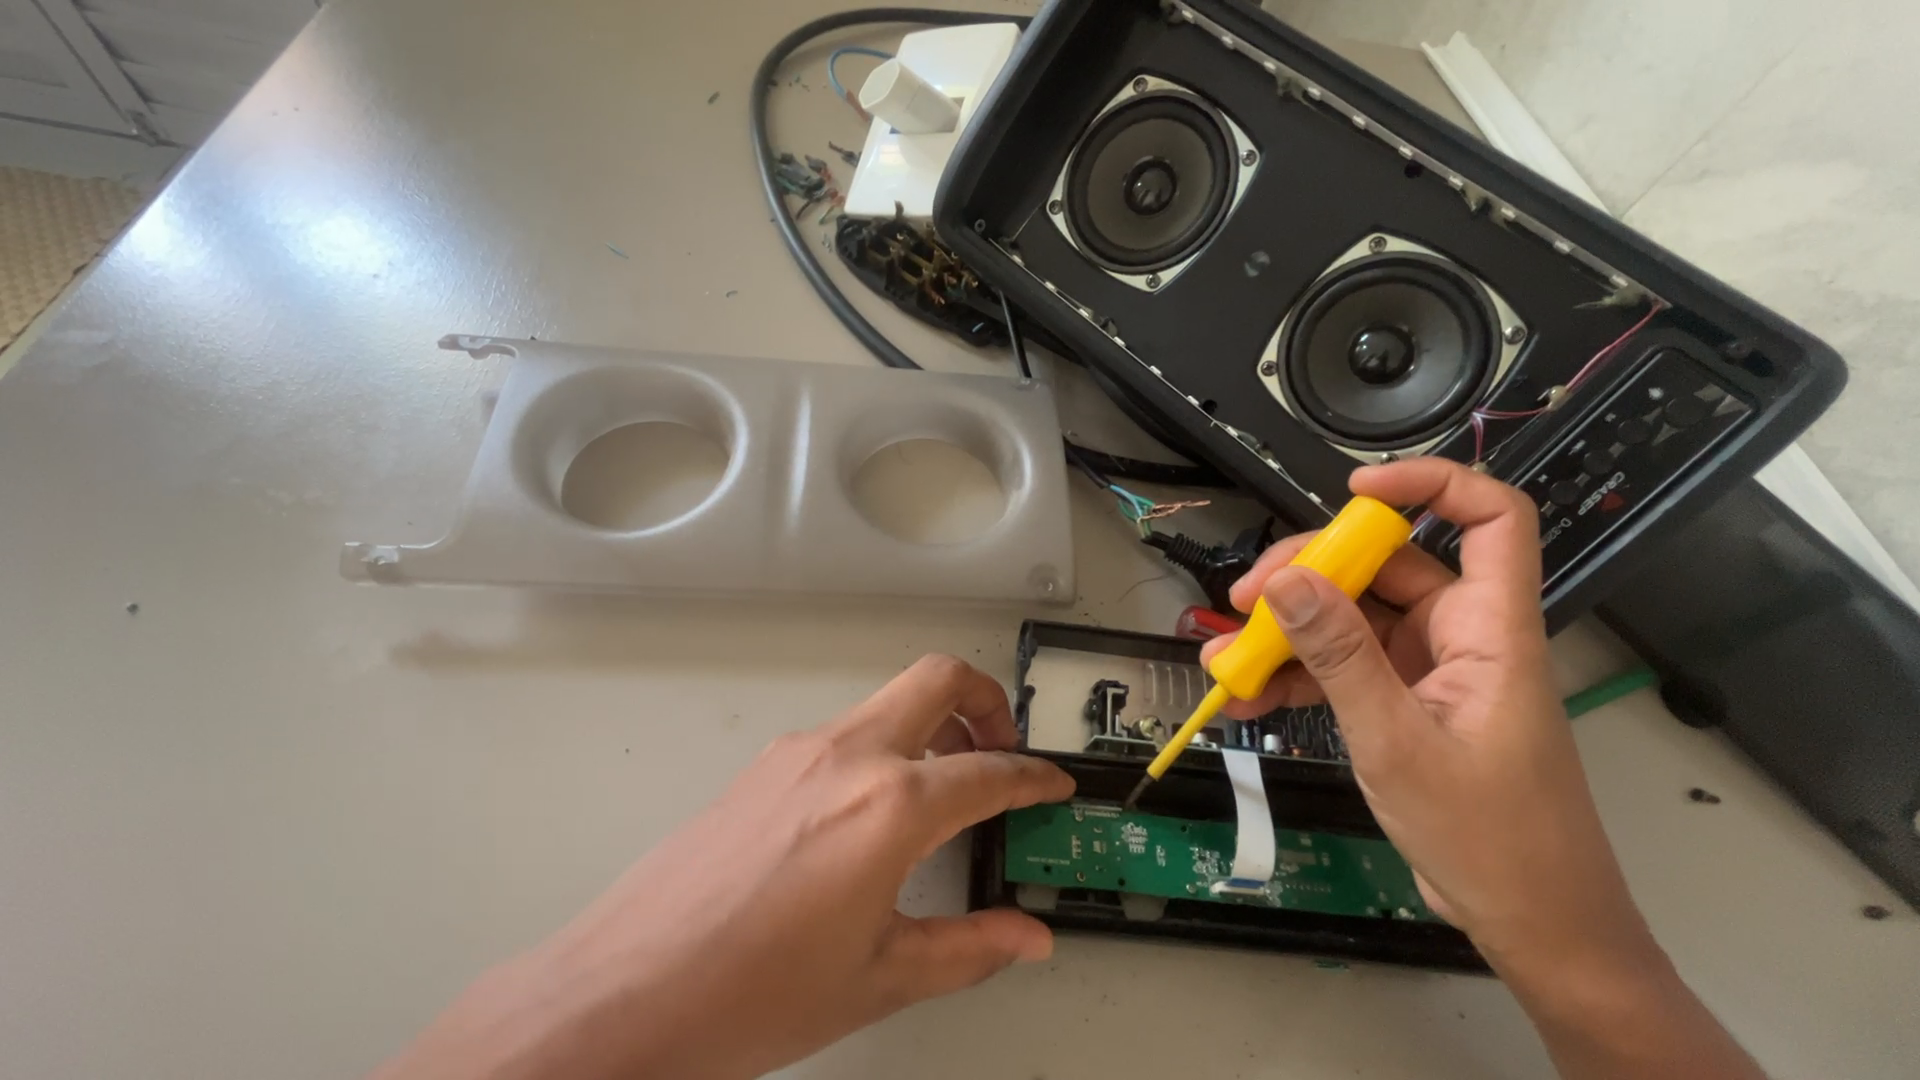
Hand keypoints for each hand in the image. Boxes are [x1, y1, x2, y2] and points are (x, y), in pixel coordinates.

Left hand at [371, 656, 1072, 1079]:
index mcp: (890, 806)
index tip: (1054, 785)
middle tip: (1004, 751)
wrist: (622, 993)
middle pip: (937, 678)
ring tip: (950, 784)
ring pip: (889, 699)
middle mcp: (847, 756)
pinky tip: (879, 810)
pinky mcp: (764, 764)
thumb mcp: (880, 978)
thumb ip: (969, 948)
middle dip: (988, 700)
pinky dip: (887, 745)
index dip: (1034, 776)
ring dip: (934, 721)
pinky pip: (847, 731)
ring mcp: (798, 750)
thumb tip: (1029, 938)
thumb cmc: (753, 996)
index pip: (989, 769)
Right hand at [1205, 460, 1762, 1079]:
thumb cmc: (1487, 835)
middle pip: (1388, 566)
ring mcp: (1428, 670)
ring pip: (1352, 619)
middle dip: (1310, 574)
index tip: (1353, 492)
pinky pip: (1342, 668)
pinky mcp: (1404, 703)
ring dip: (1286, 632)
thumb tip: (1286, 582)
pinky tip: (1244, 697)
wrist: (1530, 924)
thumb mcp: (1396, 740)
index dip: (1431, 484)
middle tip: (1244, 600)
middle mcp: (1460, 635)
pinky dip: (1295, 677)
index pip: (1490, 520)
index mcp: (1490, 629)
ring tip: (1225, 656)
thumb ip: (1339, 656)